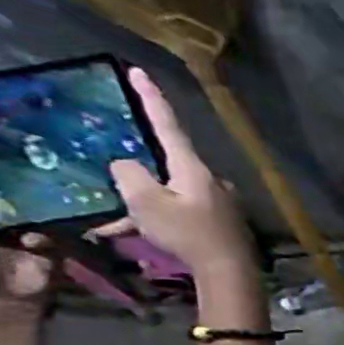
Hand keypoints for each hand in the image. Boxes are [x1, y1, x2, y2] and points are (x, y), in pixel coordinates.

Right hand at [96, 67, 252, 274]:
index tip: (140, 72)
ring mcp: (218, 202)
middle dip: (138, 176)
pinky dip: (155, 221)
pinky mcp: (220, 222)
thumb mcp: (144, 201)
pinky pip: (180, 213)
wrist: (229, 271)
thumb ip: (129, 174)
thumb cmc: (188, 233)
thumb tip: (128, 166)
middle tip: (119, 189)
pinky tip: (128, 235)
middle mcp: (211, 181)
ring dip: (141, 206)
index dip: (152, 99)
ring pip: (169, 194)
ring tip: (114, 224)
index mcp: (194, 169)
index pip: (169, 126)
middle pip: (166, 165)